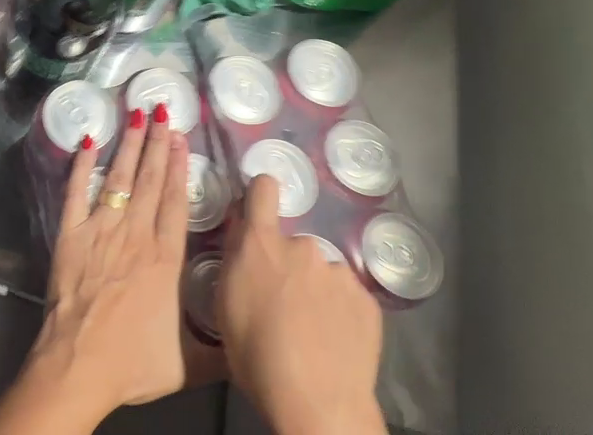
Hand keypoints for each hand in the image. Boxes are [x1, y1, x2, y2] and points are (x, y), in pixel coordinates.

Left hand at [0, 104, 189, 434]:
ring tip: (136, 114)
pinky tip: (89, 143)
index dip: (178, 165)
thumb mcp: (190, 363)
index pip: (175, 201)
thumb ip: (221, 349)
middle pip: (150, 180)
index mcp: (165, 258)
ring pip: (119, 178)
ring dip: (129, 145)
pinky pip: (76, 193)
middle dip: (156, 142)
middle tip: (161, 109)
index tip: (181, 136)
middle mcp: (135, 234)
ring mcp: (100, 231)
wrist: (80, 364)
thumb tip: (247, 336)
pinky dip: (82, 167)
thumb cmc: (134, 363)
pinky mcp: (71, 235)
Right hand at [217, 175, 385, 434]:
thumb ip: (235, 261)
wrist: (318, 401)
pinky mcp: (367, 300)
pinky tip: (335, 340)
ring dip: (316, 289)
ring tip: (313, 329)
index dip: (261, 194)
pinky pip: (348, 296)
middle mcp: (302, 247)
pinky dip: (340, 311)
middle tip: (284, 303)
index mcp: (261, 244)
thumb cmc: (256, 355)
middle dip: (288, 266)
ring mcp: (339, 272)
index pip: (263, 190)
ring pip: (322, 272)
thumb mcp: (226, 305)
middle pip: (293, 244)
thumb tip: (242, 237)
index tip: (260, 204)